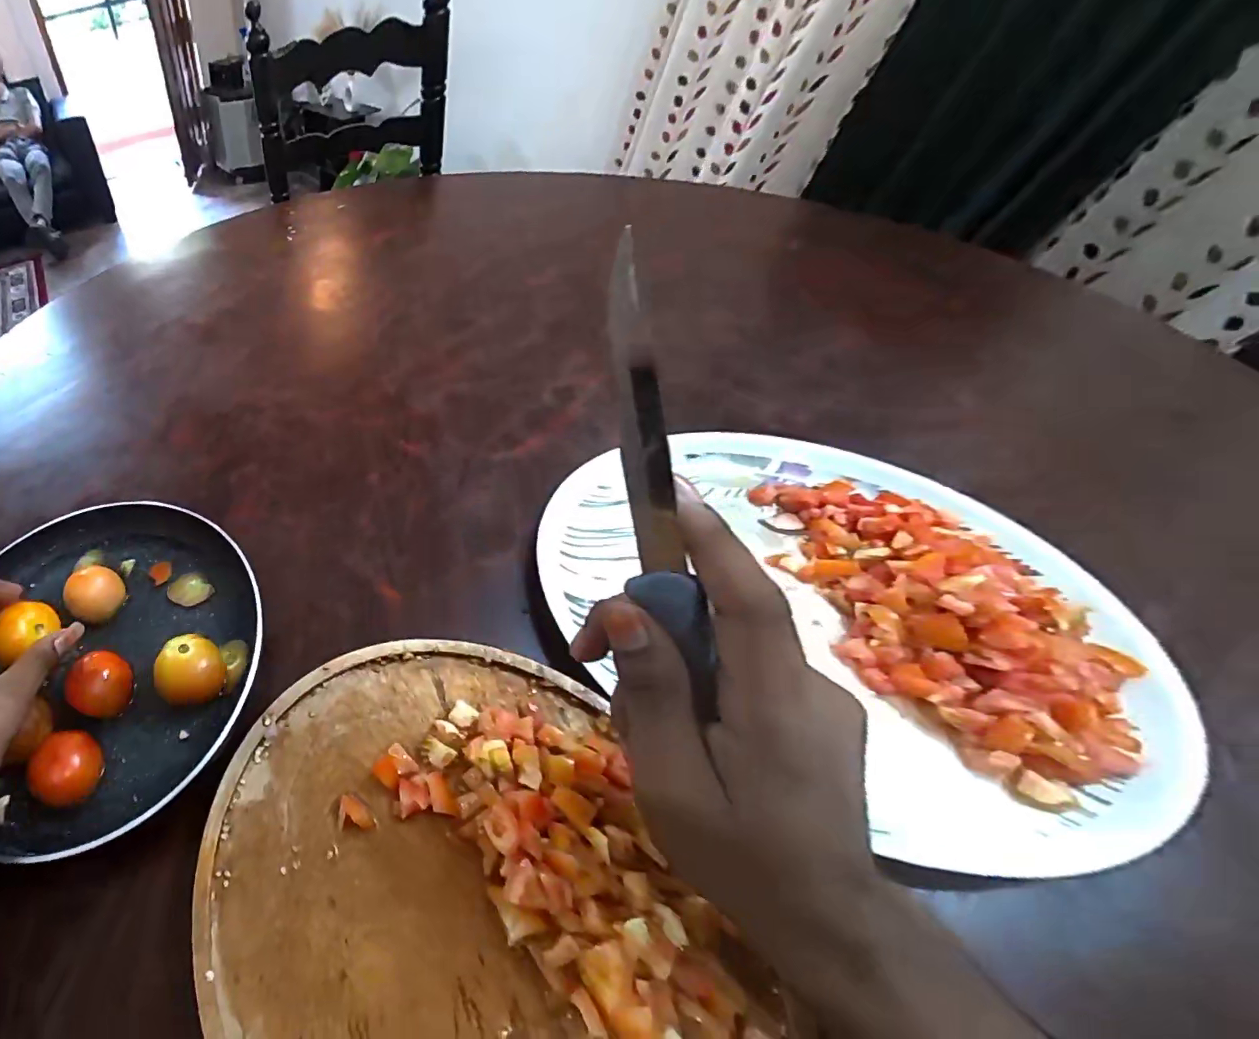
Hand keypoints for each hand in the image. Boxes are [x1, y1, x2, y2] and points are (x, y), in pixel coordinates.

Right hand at [572, 479, 1041, 1038]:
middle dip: (650, 617)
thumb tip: (623, 613)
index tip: (678, 493)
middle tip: (590, 654)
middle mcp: (808, 685)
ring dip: (669, 655)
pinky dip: (697, 674)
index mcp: (775, 705)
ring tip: (637, 716)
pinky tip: (680, 726)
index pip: (748, 600)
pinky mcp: (813, 709)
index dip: (712, 541)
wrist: (827, 922)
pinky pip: (741, 666)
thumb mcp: (671, 781)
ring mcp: (818, 696)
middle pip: (721, 615)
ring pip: (726, 641)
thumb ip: (650, 692)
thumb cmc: (738, 856)